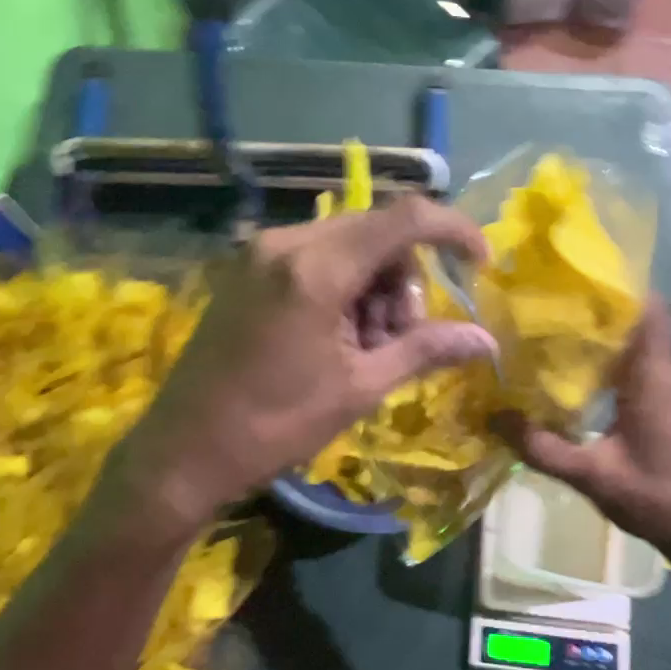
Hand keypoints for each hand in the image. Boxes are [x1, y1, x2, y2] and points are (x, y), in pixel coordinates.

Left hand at [116, 195, 497, 527]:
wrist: (184, 451)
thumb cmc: (275, 426)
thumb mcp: (358, 389)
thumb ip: (424, 351)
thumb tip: (486, 340)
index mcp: (316, 268)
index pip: (405, 218)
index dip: (454, 231)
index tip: (480, 265)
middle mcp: (286, 242)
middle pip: (375, 231)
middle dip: (404, 278)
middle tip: (399, 339)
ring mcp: (258, 253)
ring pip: (344, 245)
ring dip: (372, 287)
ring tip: (365, 349)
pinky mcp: (244, 271)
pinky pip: (312, 259)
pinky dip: (339, 288)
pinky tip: (334, 339)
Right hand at [493, 300, 670, 581]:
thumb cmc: (658, 497)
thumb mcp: (593, 475)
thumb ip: (543, 448)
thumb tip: (492, 417)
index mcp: (651, 376)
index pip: (645, 309)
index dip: (615, 285)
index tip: (571, 273)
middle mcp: (660, 373)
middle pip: (631, 321)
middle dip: (592, 307)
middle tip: (542, 299)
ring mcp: (661, 390)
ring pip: (628, 345)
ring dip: (595, 336)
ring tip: (545, 328)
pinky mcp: (657, 408)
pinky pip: (627, 369)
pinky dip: (600, 363)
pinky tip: (565, 374)